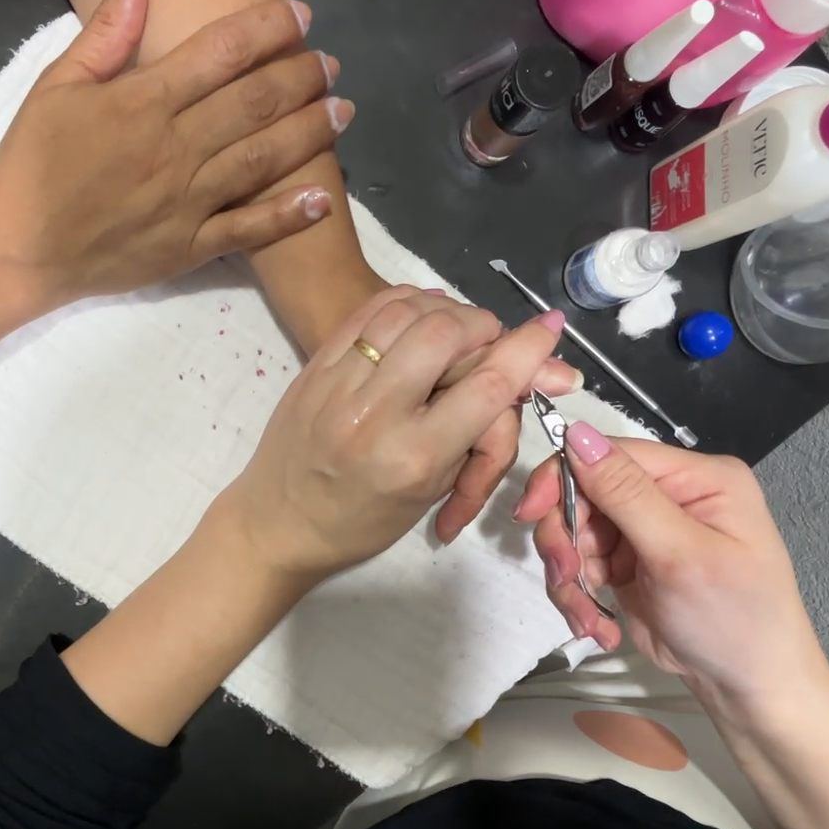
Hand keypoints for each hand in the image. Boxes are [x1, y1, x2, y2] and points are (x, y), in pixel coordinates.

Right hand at [0, 0, 349, 306]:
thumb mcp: (56, 86)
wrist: (22, 248)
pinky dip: (288, 215)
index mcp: (144, 102)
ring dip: (308, 133)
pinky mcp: (190, 248)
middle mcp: (176, 148)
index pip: (221, 53)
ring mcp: (188, 202)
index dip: (267, 29)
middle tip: (330, 64)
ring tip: (342, 111)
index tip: (301, 16)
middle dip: (300, 77)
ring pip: (261, 159)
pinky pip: (248, 230)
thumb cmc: (34, 166)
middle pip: (253, 103)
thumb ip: (105, 32)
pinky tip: (322, 198)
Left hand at [218, 286, 563, 580]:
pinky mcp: (314, 366)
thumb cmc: (361, 525)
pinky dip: (405, 304)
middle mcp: (375, 413)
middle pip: (447, 331)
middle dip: (483, 327)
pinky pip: (368, 311)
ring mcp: (338, 384)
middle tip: (489, 342)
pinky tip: (418, 316)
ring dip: (445, 309)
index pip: (487, 384)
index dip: (529, 351)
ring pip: (406, 309)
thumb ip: (478, 430)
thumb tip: (534, 373)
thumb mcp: (429, 489)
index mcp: (413, 457)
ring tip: (456, 328)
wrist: (277, 523)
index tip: (550, 330)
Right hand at [514, 431, 828, 703]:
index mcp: (696, 478)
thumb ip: (625, 494)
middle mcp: (667, 495)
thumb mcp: (679, 555)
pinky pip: (578, 566)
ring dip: (569, 578)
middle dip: (565, 540)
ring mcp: (643, 531)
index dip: (562, 477)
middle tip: (566, 578)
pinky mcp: (625, 564)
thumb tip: (575, 433)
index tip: (528, 513)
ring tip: (589, 620)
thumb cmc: (733, 619)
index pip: (610, 455)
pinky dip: (578, 597)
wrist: (748, 688)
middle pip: (582, 495)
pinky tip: (599, 626)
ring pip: (572, 534)